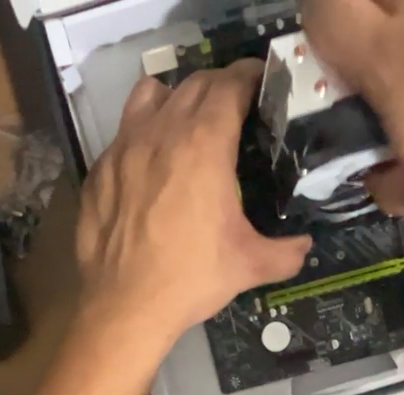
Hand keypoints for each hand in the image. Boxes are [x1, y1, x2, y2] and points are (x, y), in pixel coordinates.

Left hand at [75, 60, 312, 347]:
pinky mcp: (98, 172)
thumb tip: (305, 248)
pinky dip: (141, 137)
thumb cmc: (190, 281)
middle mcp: (160, 133)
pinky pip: (122, 136)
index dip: (249, 78)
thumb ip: (285, 252)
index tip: (261, 87)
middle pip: (192, 85)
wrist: (125, 308)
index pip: (230, 84)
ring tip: (185, 123)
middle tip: (232, 108)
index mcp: (203, 143)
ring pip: (149, 97)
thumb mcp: (249, 266)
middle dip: (216, 88)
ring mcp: (122, 149)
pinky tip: (149, 167)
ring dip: (174, 100)